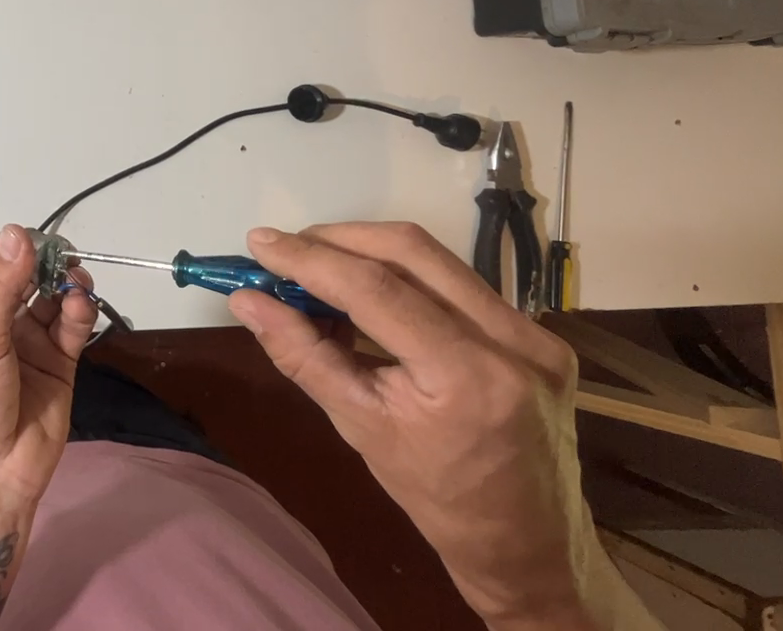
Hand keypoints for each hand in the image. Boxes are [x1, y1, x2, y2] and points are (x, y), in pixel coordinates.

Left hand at [0, 224, 99, 512]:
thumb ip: (1, 286)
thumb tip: (15, 231)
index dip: (19, 250)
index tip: (46, 241)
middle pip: (29, 279)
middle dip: (49, 266)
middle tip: (70, 259)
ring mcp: (30, 343)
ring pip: (54, 301)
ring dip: (67, 287)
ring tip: (79, 284)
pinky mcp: (59, 364)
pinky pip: (72, 329)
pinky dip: (80, 314)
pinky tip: (82, 307)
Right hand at [228, 223, 594, 629]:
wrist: (530, 543)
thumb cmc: (434, 495)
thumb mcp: (356, 425)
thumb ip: (300, 354)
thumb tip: (246, 301)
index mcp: (468, 377)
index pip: (375, 290)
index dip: (309, 259)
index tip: (259, 244)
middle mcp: (513, 342)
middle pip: (410, 251)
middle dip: (336, 239)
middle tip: (284, 250)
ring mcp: (534, 334)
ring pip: (433, 257)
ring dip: (363, 249)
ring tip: (314, 267)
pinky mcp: (536, 333)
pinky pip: (453, 280)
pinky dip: (396, 272)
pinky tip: (361, 291)